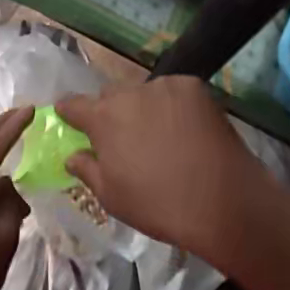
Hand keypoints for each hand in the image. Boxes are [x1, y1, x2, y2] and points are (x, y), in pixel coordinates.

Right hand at [56, 76, 276, 258]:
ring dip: (145, 107)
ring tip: (162, 136)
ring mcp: (165, 85)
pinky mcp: (194, 86)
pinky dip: (174, 105)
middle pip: (112, 95)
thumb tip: (73, 155)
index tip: (69, 117)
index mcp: (104, 118)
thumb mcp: (111, 197)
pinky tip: (185, 129)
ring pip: (145, 92)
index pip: (74, 104)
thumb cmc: (157, 204)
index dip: (69, 111)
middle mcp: (131, 93)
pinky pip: (174, 91)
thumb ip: (87, 169)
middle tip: (124, 138)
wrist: (220, 197)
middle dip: (112, 112)